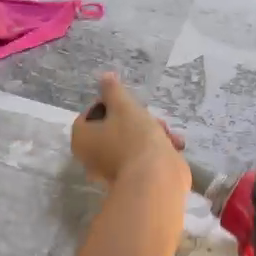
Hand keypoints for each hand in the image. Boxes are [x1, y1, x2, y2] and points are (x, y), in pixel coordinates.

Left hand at [70, 72, 185, 186]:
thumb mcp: (124, 106)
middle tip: (152, 118)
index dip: (112, 104)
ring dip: (152, 132)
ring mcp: (110, 170)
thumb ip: (113, 90)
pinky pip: (141, 157)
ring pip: (131, 141)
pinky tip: (174, 145)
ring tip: (167, 133)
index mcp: (82, 138)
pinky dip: (156, 149)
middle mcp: (91, 156)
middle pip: (114, 126)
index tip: (130, 104)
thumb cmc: (134, 137)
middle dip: (137, 119)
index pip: (93, 112)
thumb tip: (104, 76)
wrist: (156, 178)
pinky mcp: (131, 179)